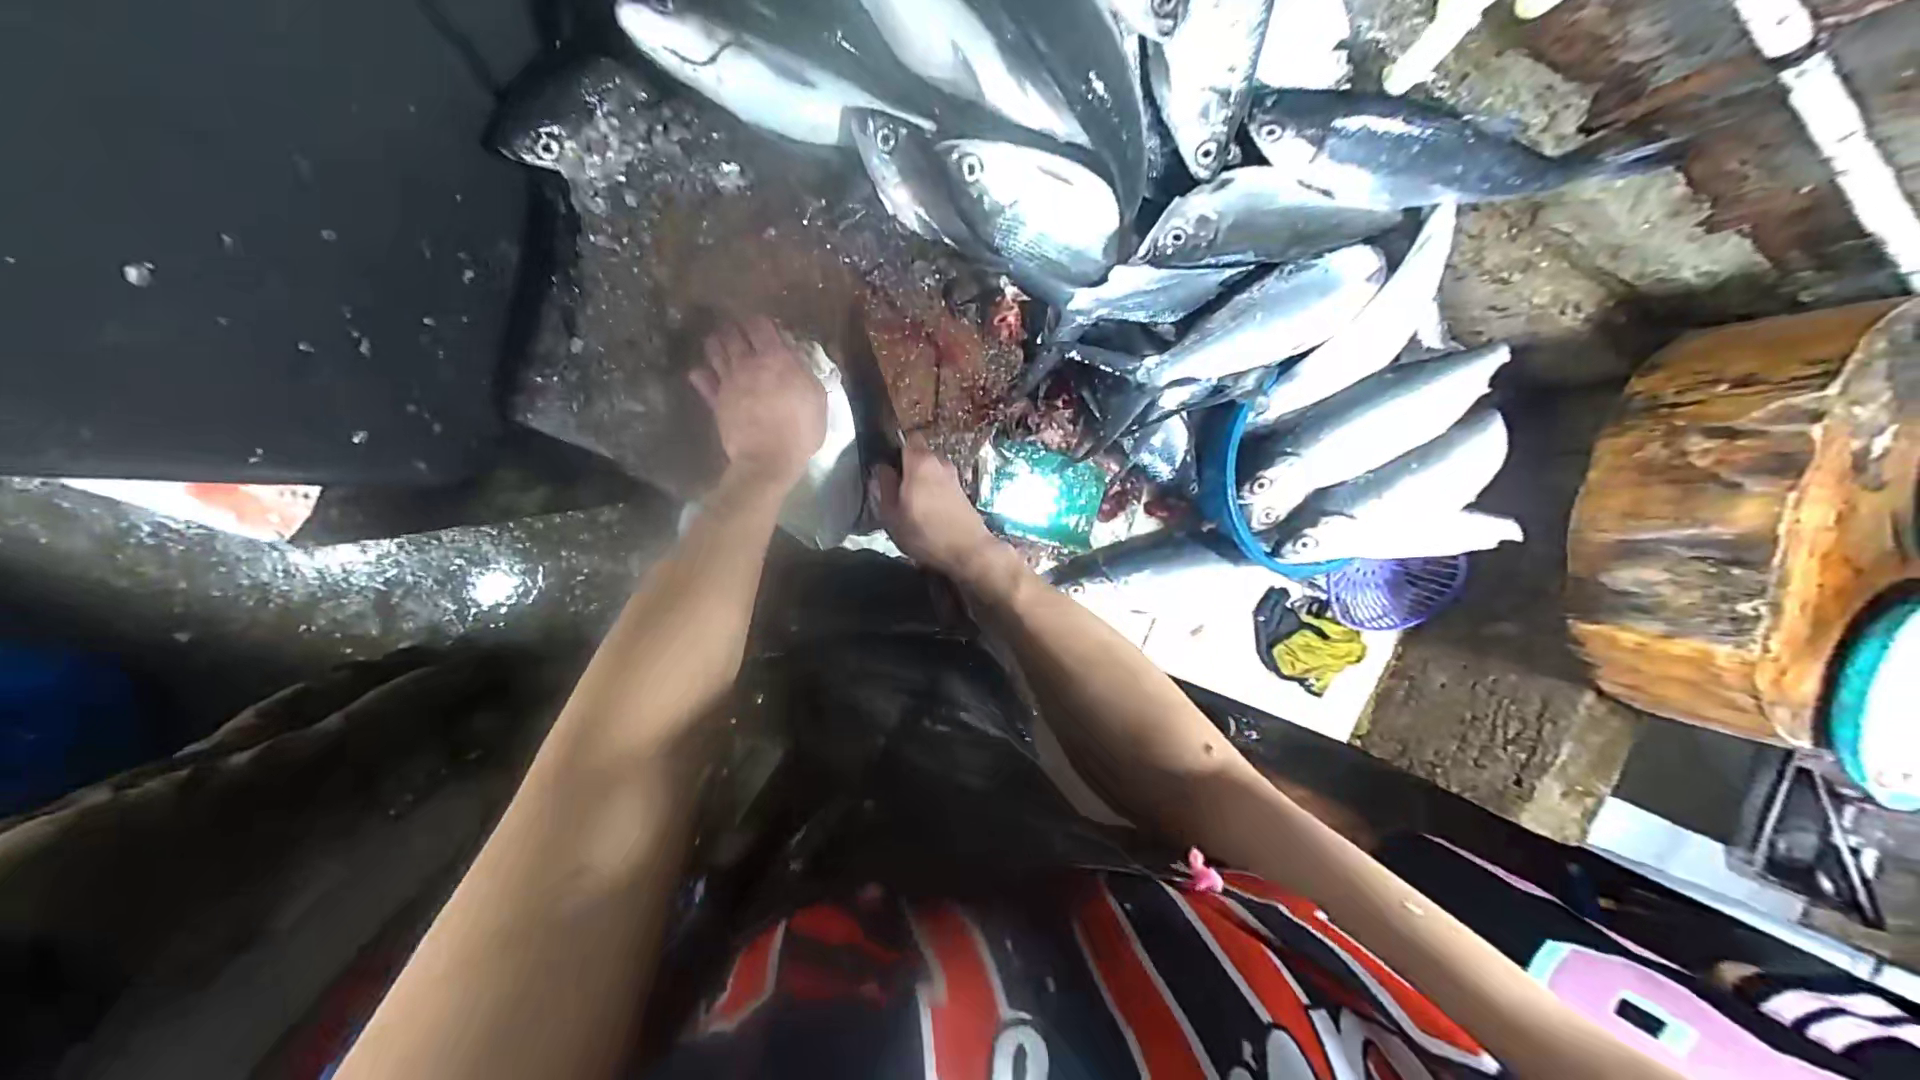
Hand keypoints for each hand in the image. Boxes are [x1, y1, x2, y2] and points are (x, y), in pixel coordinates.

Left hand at [690, 317, 826, 491]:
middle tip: (740, 333)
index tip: (765, 328)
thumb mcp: (817, 398)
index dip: (761, 323)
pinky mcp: (716, 401)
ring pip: (714, 351)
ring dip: (717, 344)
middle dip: (735, 329)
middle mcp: (747, 364)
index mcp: (776, 359)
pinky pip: (703, 381)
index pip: (760, 326)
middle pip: (732, 334)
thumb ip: (804, 374)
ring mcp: (728, 382)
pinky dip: (702, 374)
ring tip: (721, 345)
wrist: (768, 459)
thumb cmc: (800, 430)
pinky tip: (703, 373)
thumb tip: (795, 360)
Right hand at [873, 435, 1006, 584]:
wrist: (969, 551)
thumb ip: (885, 486)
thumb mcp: (892, 514)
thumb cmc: (925, 533)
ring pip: (930, 470)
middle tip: (895, 489)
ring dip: (920, 481)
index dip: (894, 448)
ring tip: (910, 504)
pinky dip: (932, 492)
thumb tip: (883, 468)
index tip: (886, 465)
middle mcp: (940, 462)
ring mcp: (953, 476)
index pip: (906, 438)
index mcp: (920, 462)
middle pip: (918, 455)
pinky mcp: (962, 491)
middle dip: (906, 467)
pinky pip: (940, 483)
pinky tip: (927, 512)